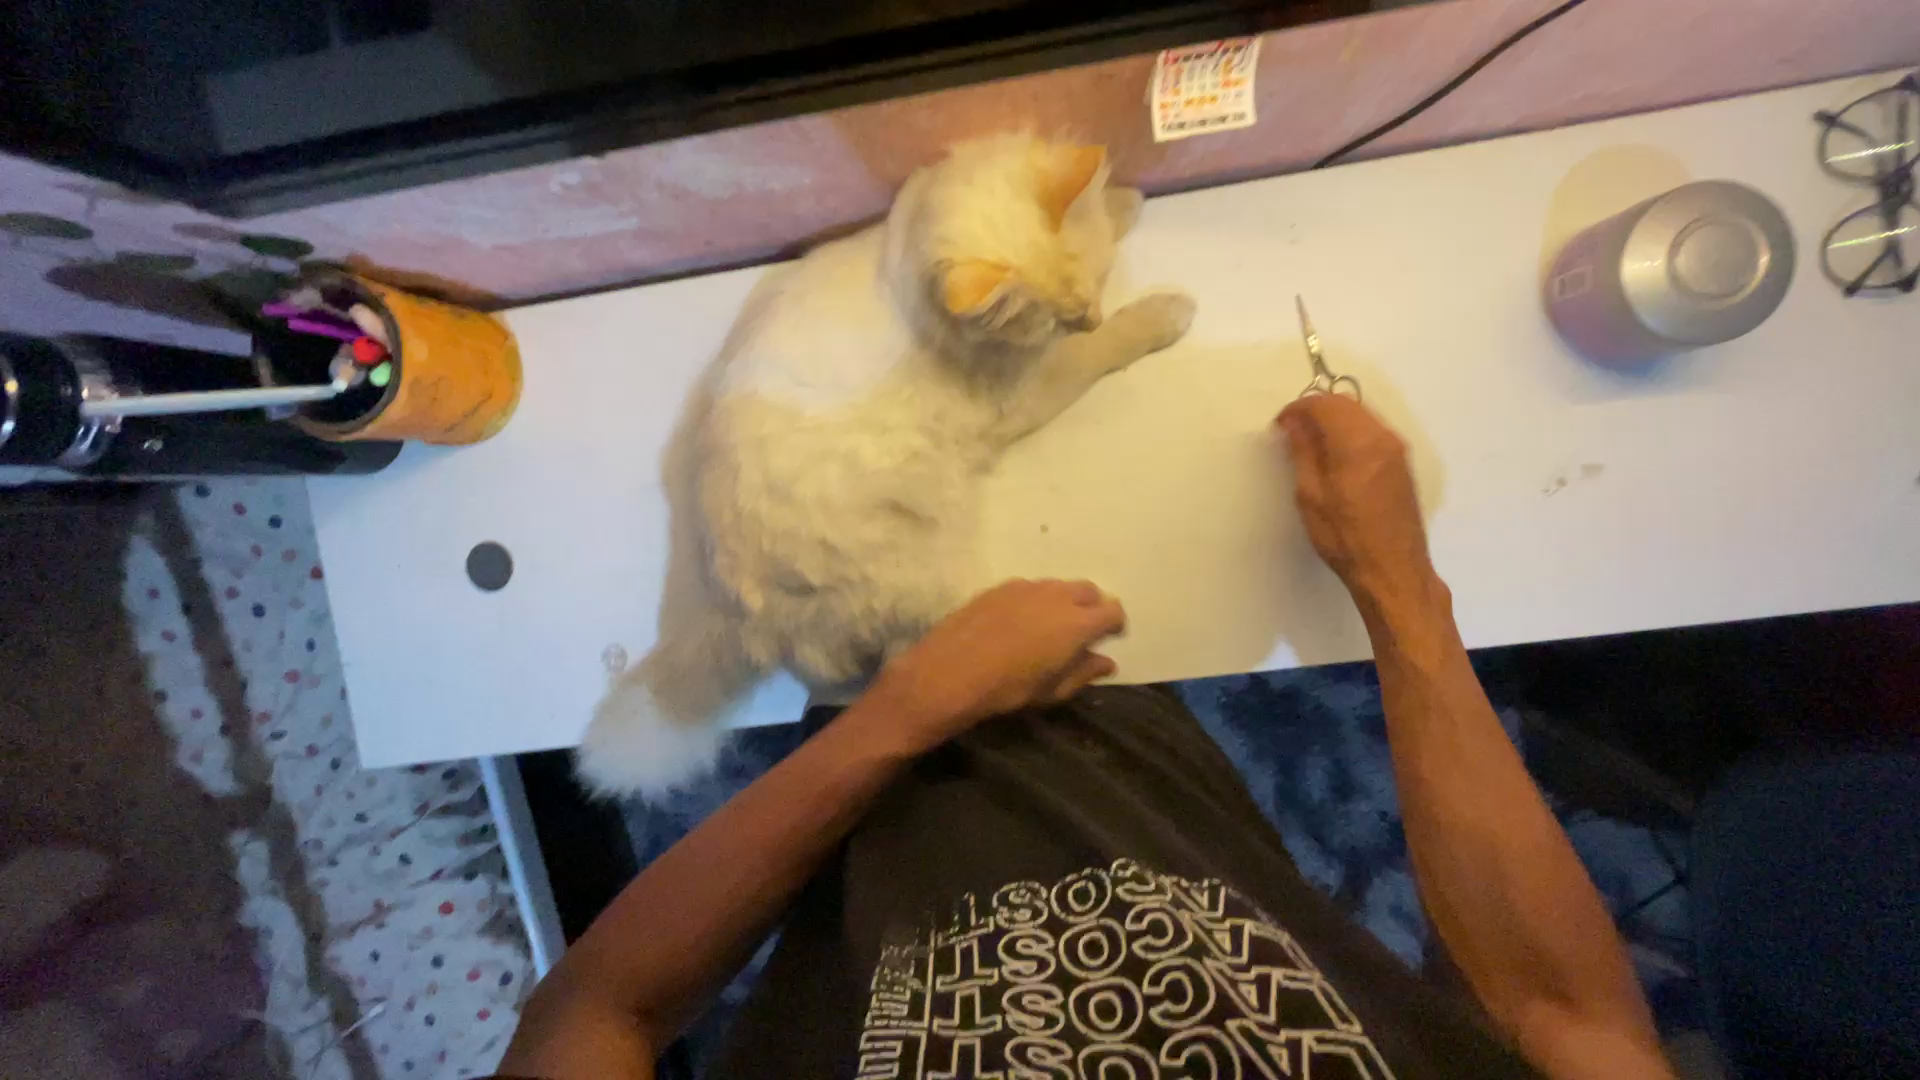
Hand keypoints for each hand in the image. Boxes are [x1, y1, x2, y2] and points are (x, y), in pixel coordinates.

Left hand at [861, 579, 1126, 752]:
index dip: (1114, 623)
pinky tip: (1019, 621)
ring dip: (1063, 601)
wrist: (951, 671)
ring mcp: (1026, 587)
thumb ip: (1083, 672)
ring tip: (1049, 625)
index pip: (1112, 610)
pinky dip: (1035, 600)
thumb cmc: (1009, 688)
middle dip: (1091, 606)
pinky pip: (1029, 588)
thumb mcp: (1052, 690)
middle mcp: (1056, 596)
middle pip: (1087, 590)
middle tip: (1081, 630)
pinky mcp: (1000, 587)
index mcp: (1077, 622)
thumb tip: (1106, 661)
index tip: (1109, 636)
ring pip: (1057, 586)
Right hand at [1277, 395, 1439, 619]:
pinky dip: (1348, 430)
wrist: (1392, 569)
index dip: (1297, 408)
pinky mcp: (1401, 462)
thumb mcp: (1311, 496)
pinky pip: (1372, 429)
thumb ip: (1303, 453)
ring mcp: (1397, 449)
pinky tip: (1333, 454)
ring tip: (1308, 443)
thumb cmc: (1344, 538)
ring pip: (1361, 414)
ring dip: (1332, 419)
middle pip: (1346, 403)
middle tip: (1290, 431)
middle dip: (1314, 409)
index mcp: (1358, 445)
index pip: (1325, 405)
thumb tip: (1294, 423)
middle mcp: (1383, 438)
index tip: (1279, 425)